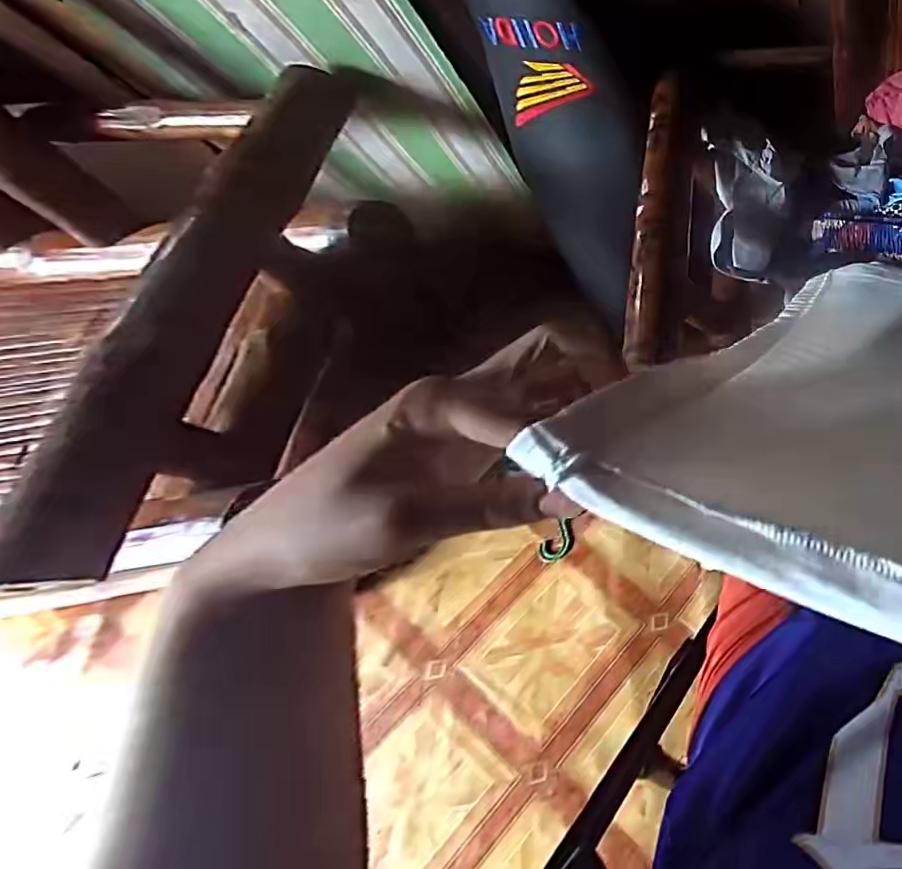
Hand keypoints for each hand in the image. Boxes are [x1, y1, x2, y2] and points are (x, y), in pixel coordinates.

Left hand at [178, 311, 625, 597]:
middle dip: (593, 364)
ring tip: (623, 425)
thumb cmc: (324, 525)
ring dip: (588, 393)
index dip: (552, 439)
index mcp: (436, 399)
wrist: (273, 551)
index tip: (585, 470)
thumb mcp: (403, 520)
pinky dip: (572, 426)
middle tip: (629, 403)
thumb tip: (574, 498)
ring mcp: (474, 415)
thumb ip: (492, 505)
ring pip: (548, 379)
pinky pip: (540, 417)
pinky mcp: (480, 441)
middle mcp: (463, 393)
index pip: (516, 404)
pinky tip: (592, 451)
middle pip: (545, 350)